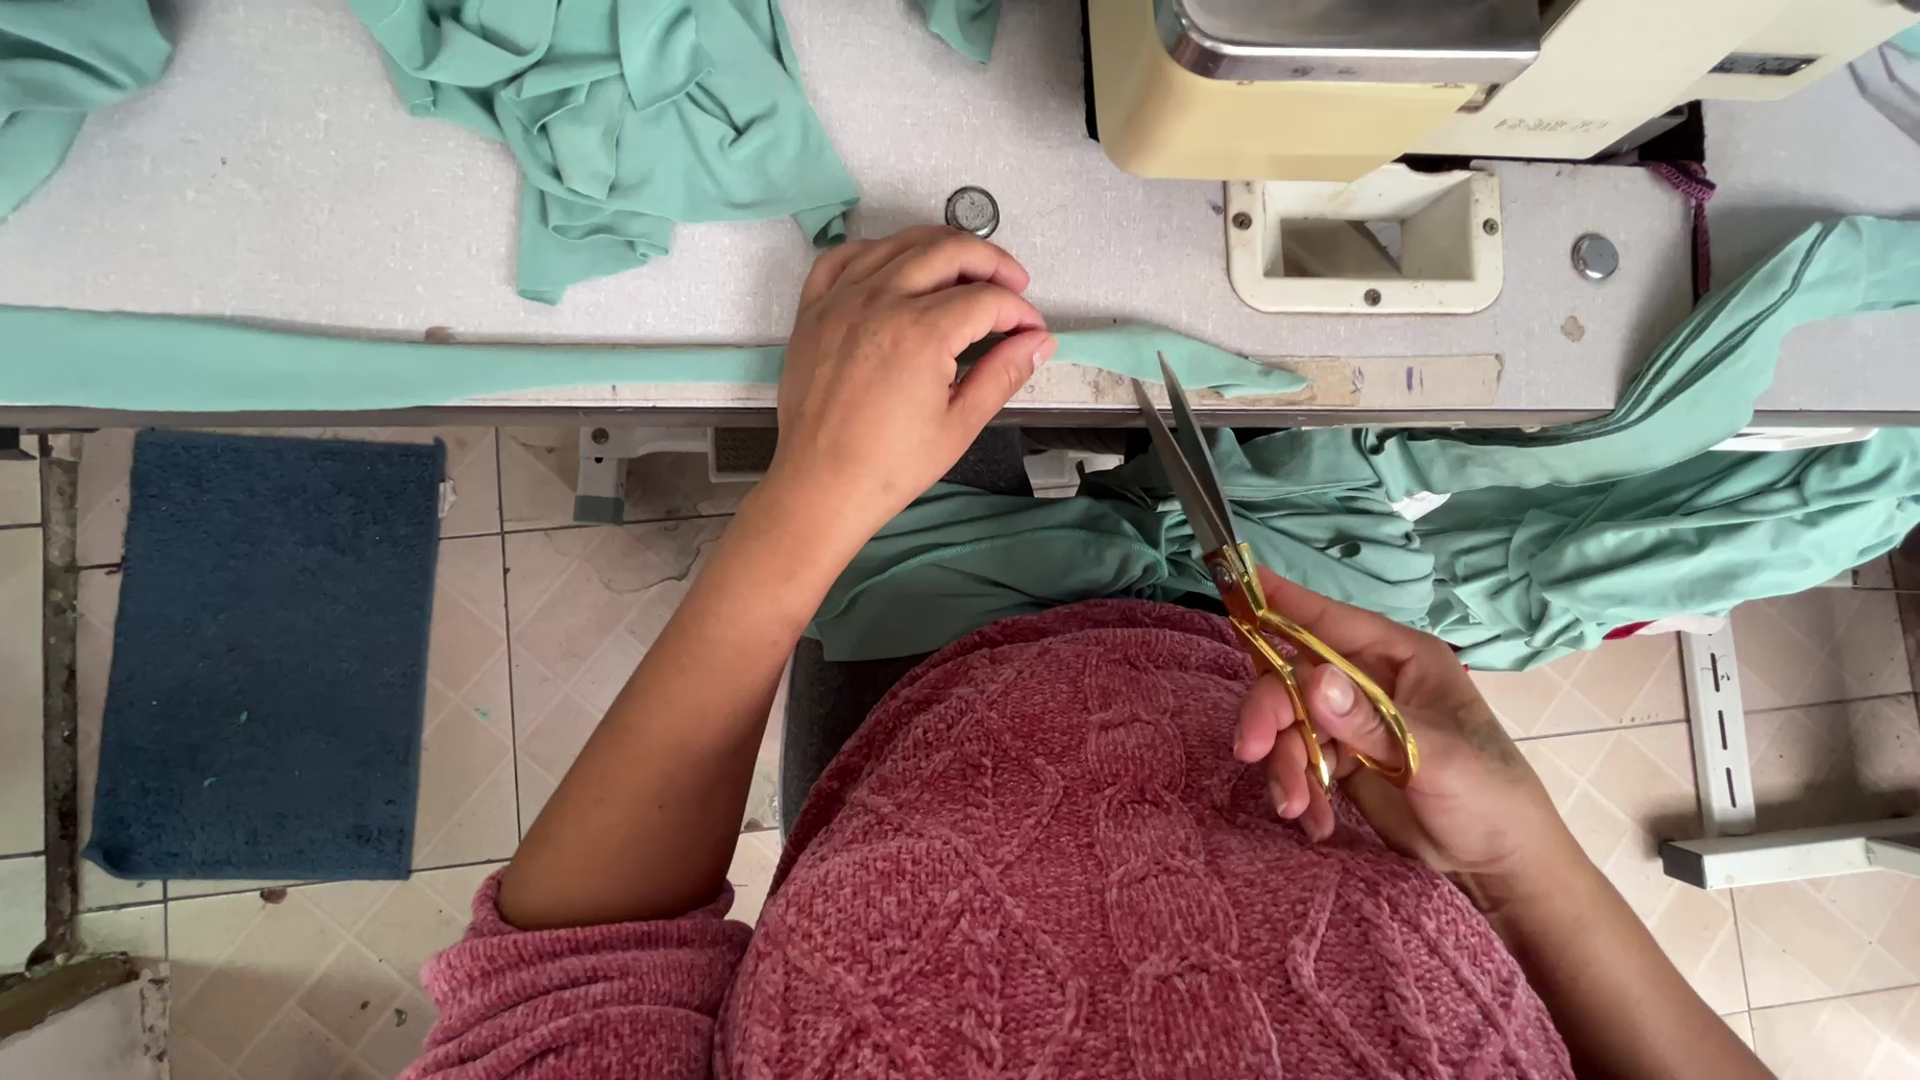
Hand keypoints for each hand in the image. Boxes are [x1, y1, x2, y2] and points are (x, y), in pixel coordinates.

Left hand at [766, 225, 1053, 536]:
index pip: (986, 299)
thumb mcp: (959, 425)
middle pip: (948, 250)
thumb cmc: (888, 467)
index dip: (1020, 312)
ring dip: (941, 248)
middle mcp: (880, 301)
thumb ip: (1003, 374)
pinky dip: (878, 251)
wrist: (820, 486)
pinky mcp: (814, 311)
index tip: (1031, 330)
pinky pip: (845, 257)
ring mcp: (841, 300)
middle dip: (992, 262)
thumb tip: (1039, 343)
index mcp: (920, 332)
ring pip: (900, 243)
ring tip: (965, 271)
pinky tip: (897, 268)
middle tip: (1013, 285)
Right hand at [1233, 568, 1578, 893]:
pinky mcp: (1337, 755)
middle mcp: (1365, 678)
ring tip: (1296, 807)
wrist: (1498, 867)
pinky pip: (1296, 758)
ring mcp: (1348, 718)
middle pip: (1291, 678)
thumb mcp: (1435, 757)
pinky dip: (1298, 788)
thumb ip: (1369, 720)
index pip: (1326, 619)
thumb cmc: (1490, 798)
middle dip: (1269, 715)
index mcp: (1396, 656)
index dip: (1277, 601)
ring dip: (1284, 764)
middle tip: (1249, 750)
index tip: (1231, 585)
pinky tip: (1316, 820)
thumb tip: (1311, 680)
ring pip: (1287, 722)